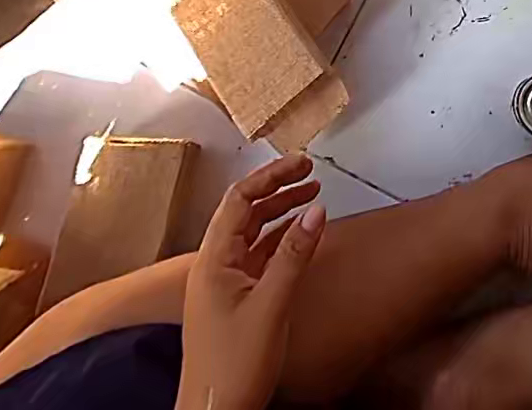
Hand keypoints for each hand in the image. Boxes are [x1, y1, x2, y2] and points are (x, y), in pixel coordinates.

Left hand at [176, 154, 325, 409]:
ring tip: (311, 193)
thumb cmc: (232, 369)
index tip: (300, 162)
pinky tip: (300, 231)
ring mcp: (225, 279)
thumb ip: (295, 254)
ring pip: (254, 229)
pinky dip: (281, 236)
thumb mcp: (270, 306)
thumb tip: (317, 210)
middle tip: (308, 170)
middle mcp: (215, 262)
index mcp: (213, 258)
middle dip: (278, 186)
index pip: (240, 198)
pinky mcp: (236, 295)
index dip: (271, 175)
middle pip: (247, 209)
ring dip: (281, 209)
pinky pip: (260, 252)